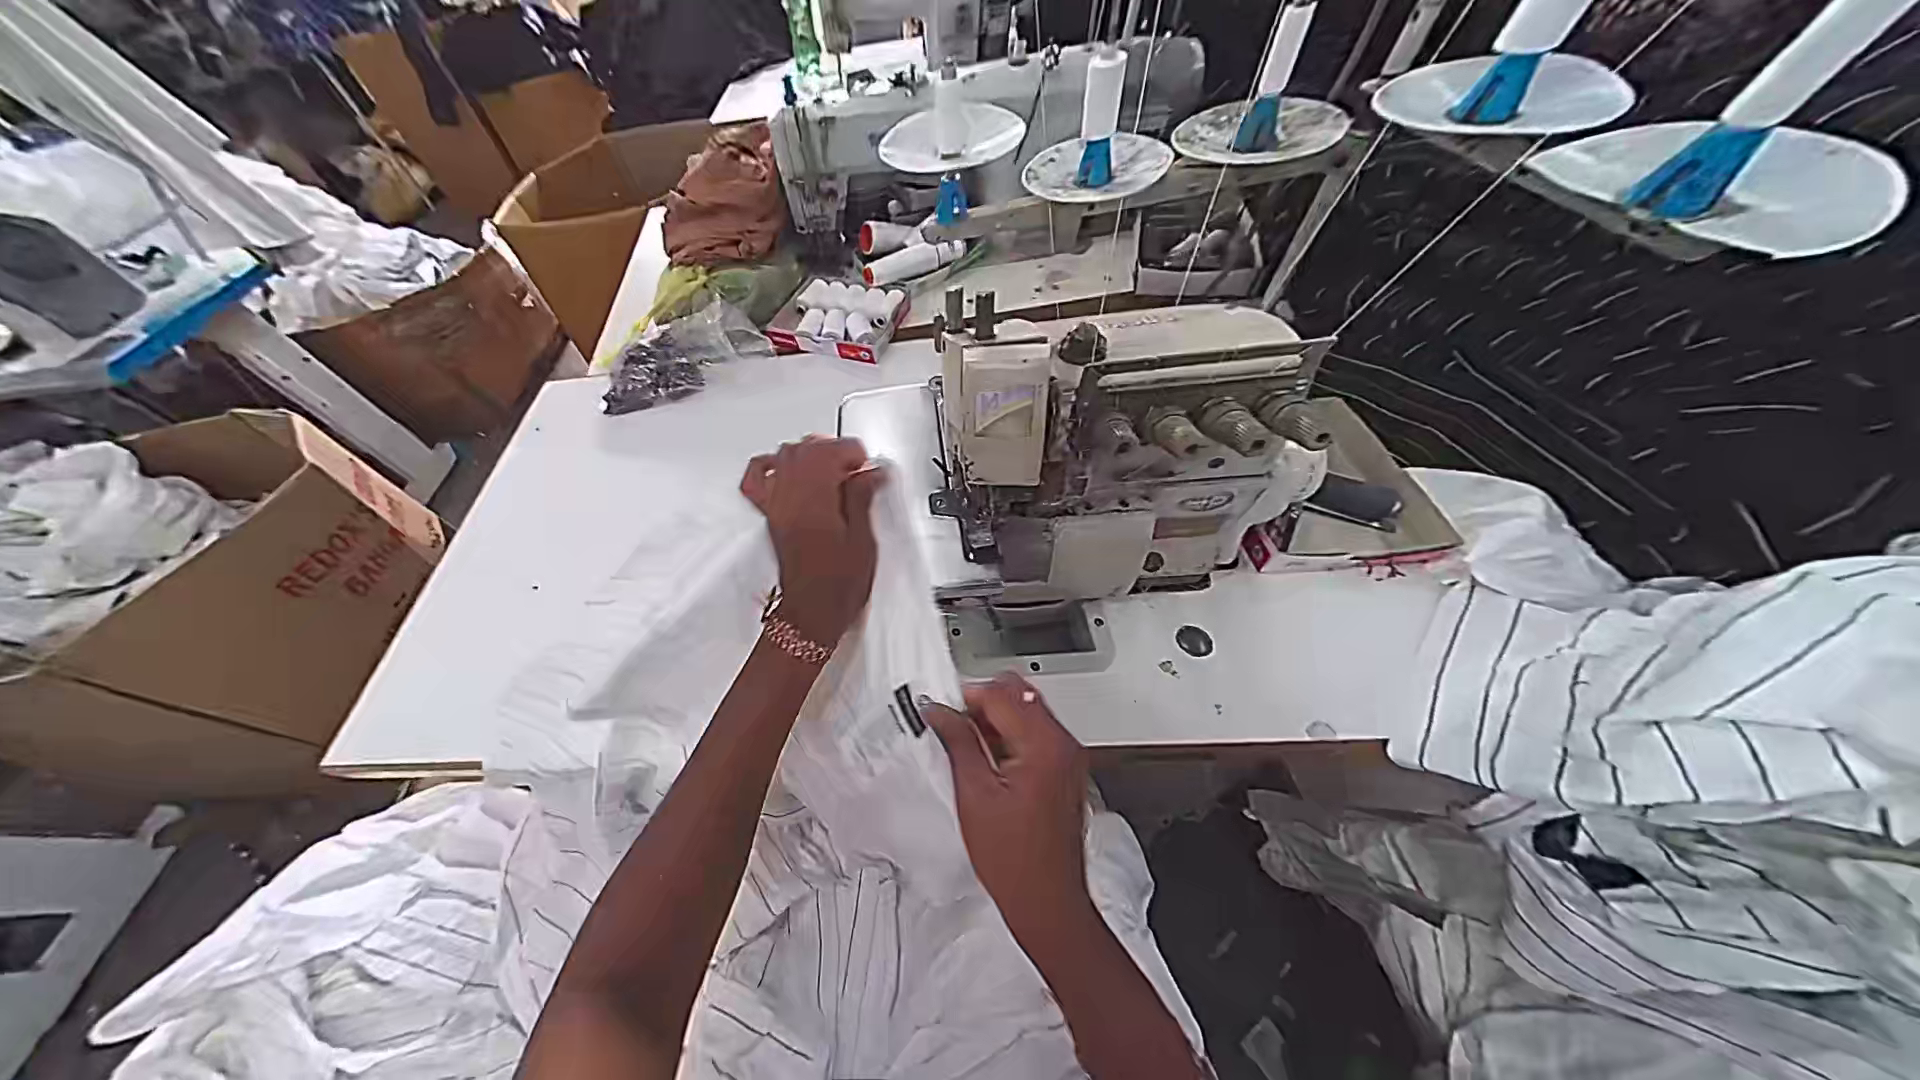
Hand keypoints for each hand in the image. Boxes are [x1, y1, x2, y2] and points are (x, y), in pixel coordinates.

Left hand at [740, 436, 884, 645]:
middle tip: (857, 467)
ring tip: (832, 468)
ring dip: (811, 453)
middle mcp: (791, 497)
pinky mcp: (771, 515)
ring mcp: (777, 504)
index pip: (832, 451)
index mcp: (816, 499)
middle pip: (808, 448)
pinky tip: (789, 471)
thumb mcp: (863, 539)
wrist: (812, 612)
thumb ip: (863, 498)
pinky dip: (773, 466)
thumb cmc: (836, 585)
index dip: (854, 454)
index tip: (868, 466)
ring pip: (786, 455)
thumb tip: (870, 473)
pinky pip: (759, 478)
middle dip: (835, 450)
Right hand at [923, 675, 1092, 940]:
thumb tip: (940, 713)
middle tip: (952, 723)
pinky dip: (1011, 735)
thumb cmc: (1017, 863)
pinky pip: (1037, 734)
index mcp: (1044, 746)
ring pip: (1028, 711)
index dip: (966, 697)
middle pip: (1019, 694)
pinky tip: (988, 759)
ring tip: (967, 744)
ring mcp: (1069, 757)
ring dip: (995, 718)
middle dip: (982, 703)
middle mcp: (1064, 745)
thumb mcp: (974, 795)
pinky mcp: (1066, 769)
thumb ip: (958, 742)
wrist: (1047, 902)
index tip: (941, 708)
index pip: (1001, 694)